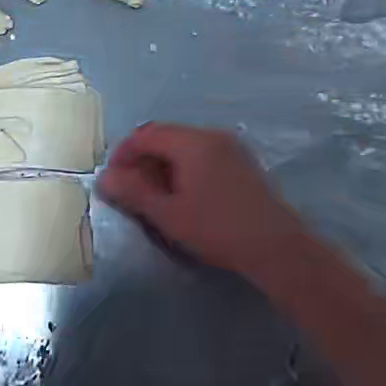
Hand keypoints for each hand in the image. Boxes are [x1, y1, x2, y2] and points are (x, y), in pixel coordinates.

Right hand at [98, 123, 305, 275]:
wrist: (281, 251)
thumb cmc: (218, 229)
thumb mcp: (168, 214)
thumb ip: (132, 192)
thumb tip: (104, 178)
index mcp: (191, 142)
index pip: (145, 135)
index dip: (123, 153)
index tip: (114, 178)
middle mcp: (211, 136)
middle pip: (164, 136)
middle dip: (142, 158)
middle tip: (132, 187)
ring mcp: (231, 148)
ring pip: (184, 145)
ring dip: (163, 163)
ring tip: (156, 193)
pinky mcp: (243, 163)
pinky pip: (202, 154)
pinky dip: (184, 167)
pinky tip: (184, 194)